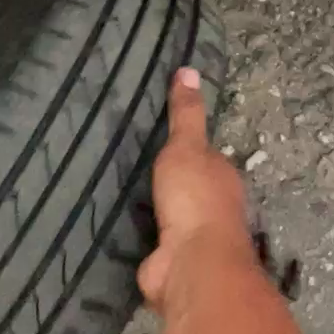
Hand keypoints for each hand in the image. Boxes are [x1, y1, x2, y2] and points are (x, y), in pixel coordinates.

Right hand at [137, 68, 256, 311]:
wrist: (191, 264)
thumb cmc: (194, 198)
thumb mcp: (186, 146)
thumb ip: (185, 114)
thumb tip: (188, 69)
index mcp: (221, 177)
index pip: (204, 156)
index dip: (185, 146)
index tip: (157, 136)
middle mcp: (212, 207)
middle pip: (187, 186)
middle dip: (166, 179)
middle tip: (129, 160)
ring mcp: (190, 237)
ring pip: (167, 213)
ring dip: (149, 206)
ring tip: (116, 188)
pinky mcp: (167, 259)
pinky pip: (148, 238)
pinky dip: (136, 231)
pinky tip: (112, 221)